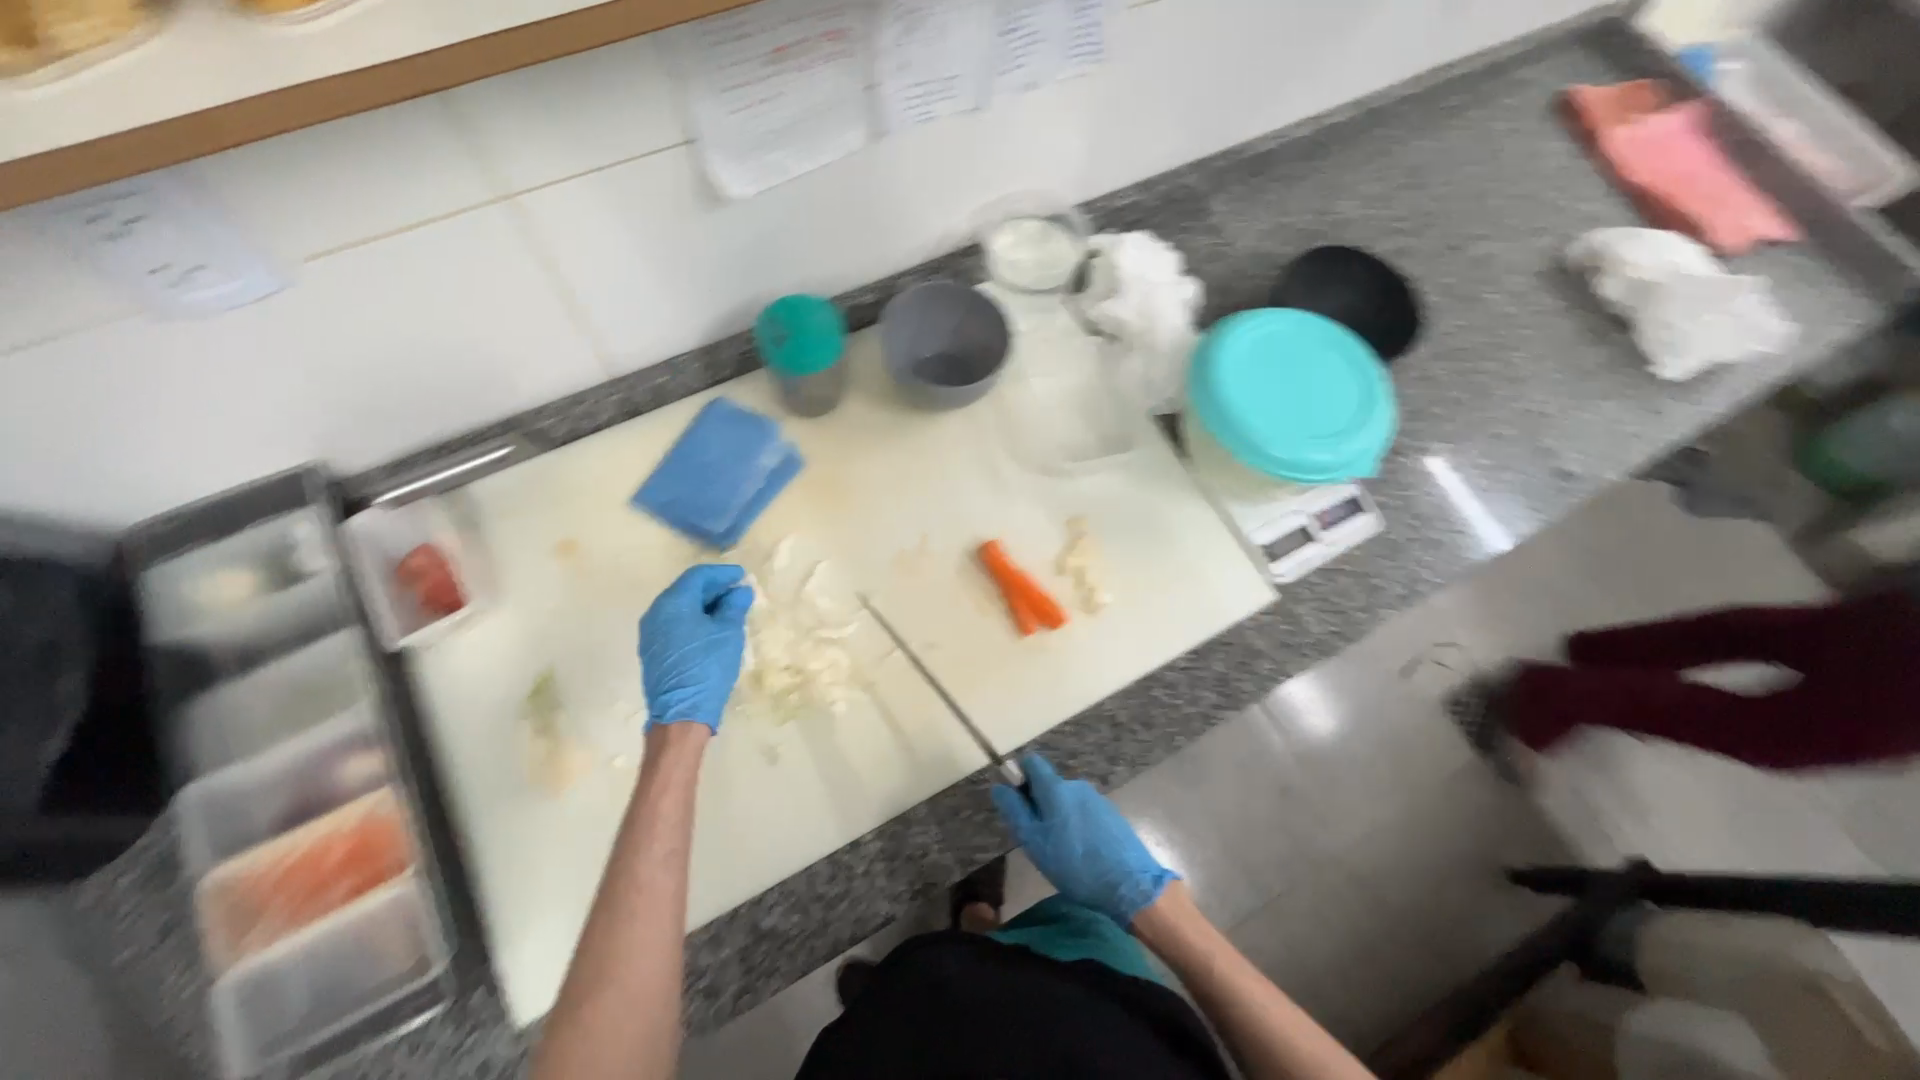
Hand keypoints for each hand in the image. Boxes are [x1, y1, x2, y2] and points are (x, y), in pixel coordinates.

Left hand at [638, 565, 753, 732]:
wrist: (681, 714)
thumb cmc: (707, 667)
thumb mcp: (727, 633)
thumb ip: (734, 606)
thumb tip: (740, 591)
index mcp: (672, 603)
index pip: (697, 576)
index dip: (722, 574)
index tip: (742, 576)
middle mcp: (655, 613)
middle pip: (686, 590)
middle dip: (713, 588)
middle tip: (737, 592)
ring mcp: (651, 634)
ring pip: (679, 608)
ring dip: (703, 605)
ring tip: (727, 610)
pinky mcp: (653, 651)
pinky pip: (674, 624)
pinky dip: (693, 620)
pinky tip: (711, 629)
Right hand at [991, 754, 1178, 925]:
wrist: (1130, 885)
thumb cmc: (1074, 864)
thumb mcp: (1034, 842)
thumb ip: (1014, 811)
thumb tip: (998, 785)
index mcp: (1056, 788)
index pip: (1032, 762)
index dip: (1019, 776)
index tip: (1017, 803)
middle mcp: (1077, 785)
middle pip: (1048, 784)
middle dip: (1038, 804)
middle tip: (1036, 839)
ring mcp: (1097, 799)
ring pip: (1066, 801)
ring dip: (1057, 817)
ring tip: (1060, 852)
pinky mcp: (1111, 815)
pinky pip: (1083, 812)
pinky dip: (1075, 825)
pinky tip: (1081, 853)